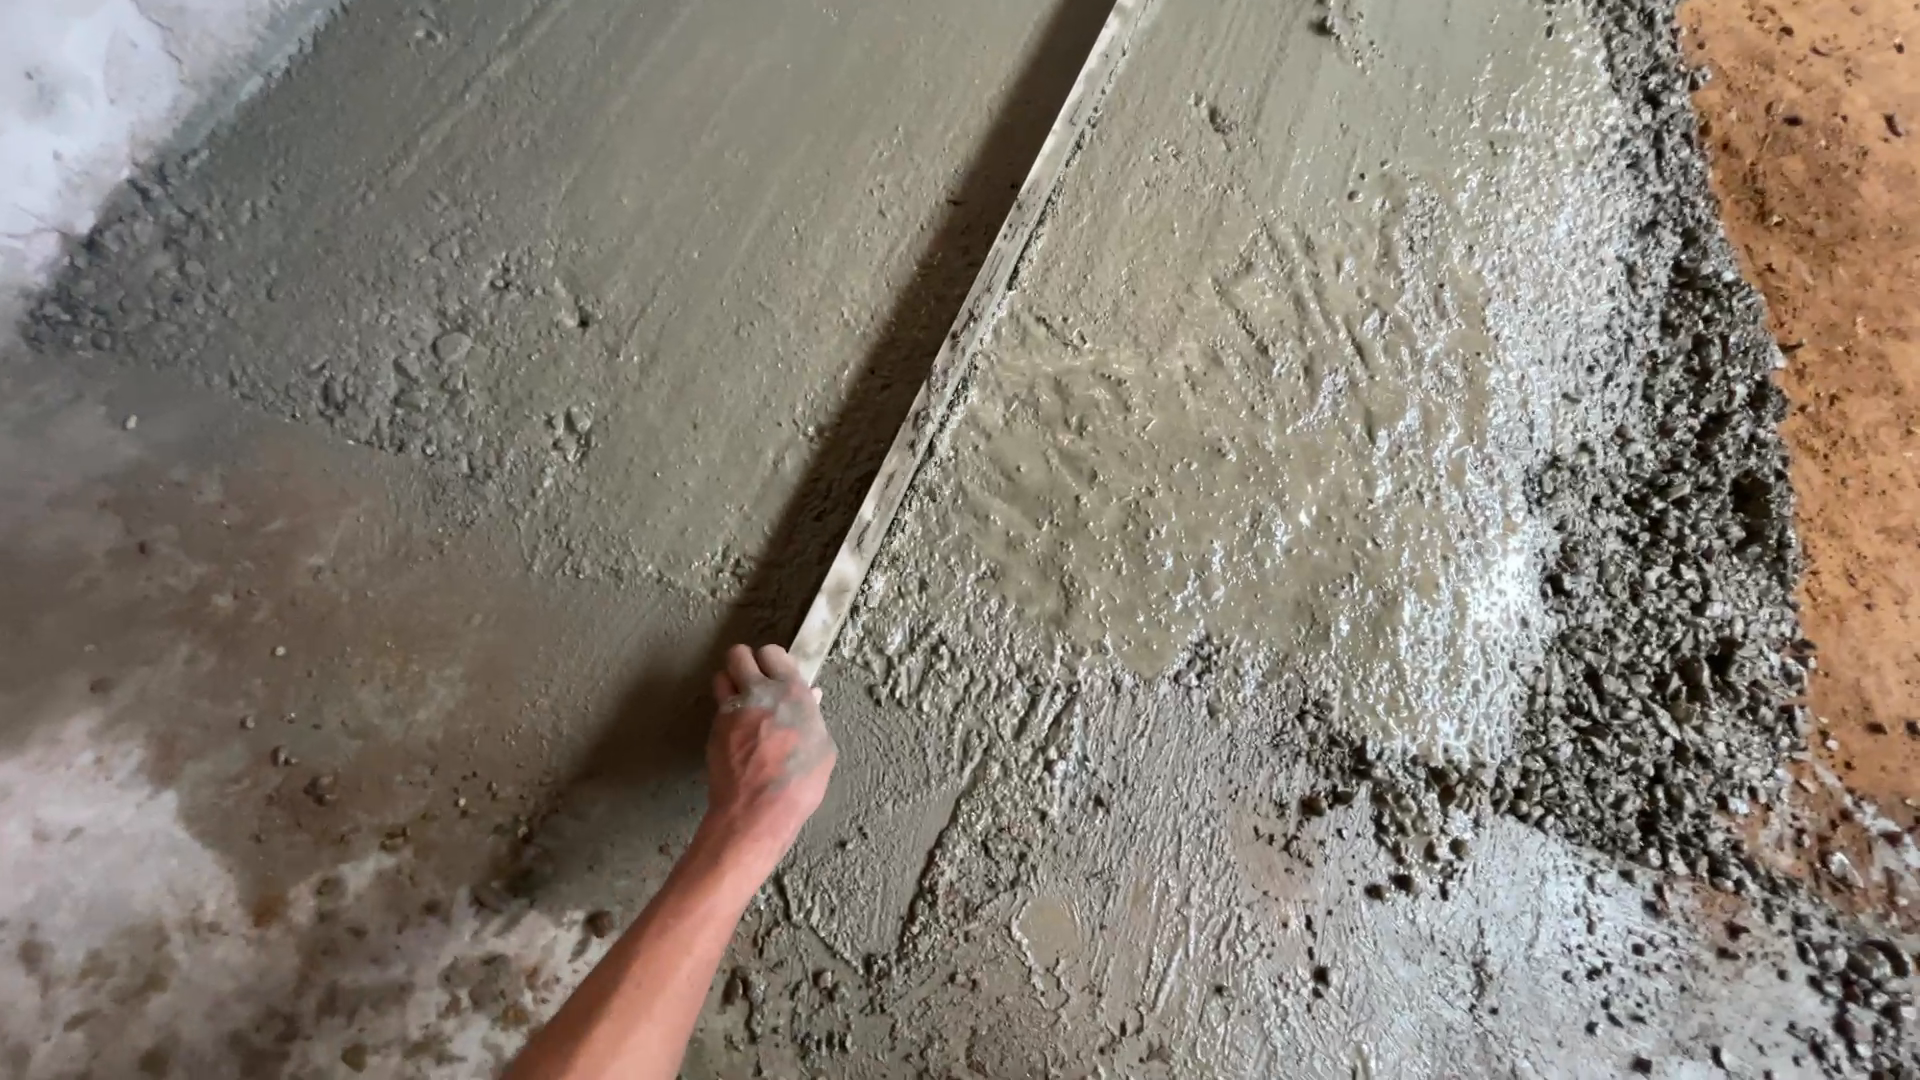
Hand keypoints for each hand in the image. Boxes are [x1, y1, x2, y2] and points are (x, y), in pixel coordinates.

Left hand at [702, 645, 836, 869]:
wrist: (757, 811)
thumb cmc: (800, 781)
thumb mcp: (823, 747)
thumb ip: (812, 716)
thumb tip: (810, 698)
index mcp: (790, 691)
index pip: (772, 653)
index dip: (773, 659)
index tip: (777, 671)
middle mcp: (757, 692)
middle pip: (738, 654)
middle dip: (744, 661)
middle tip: (753, 677)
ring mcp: (731, 711)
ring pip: (720, 676)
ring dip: (730, 682)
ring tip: (741, 699)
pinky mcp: (713, 730)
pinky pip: (717, 708)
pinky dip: (726, 712)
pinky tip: (737, 730)